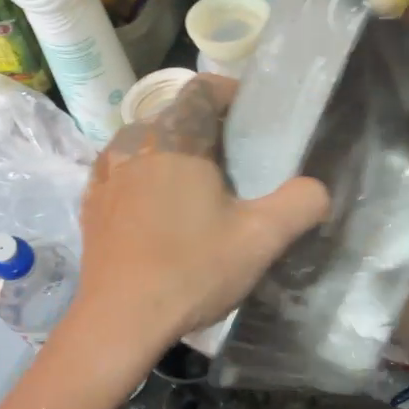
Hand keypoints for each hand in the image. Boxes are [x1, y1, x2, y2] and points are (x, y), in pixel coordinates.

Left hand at [64, 75, 329, 350]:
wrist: (121, 320)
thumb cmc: (192, 271)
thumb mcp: (261, 239)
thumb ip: (300, 204)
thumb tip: (317, 190)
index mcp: (176, 136)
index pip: (202, 89)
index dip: (230, 95)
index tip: (250, 121)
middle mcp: (133, 141)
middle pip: (174, 118)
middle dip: (205, 134)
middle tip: (234, 169)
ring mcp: (106, 173)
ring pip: (146, 148)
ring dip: (173, 160)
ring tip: (196, 195)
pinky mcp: (92, 205)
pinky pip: (124, 177)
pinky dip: (146, 184)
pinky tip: (161, 219)